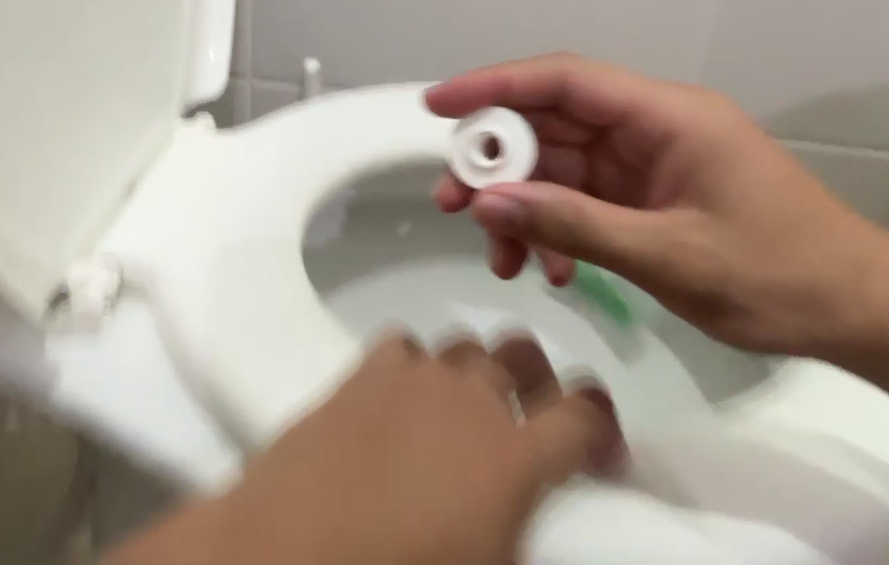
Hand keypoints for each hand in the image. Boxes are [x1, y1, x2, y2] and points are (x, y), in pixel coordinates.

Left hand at [113, 334, 622, 564]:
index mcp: (515, 456)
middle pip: (524, 355)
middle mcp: (471, 399)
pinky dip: (416, 367)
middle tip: (532, 423)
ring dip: (477, 372)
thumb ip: (520, 531)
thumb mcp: (490, 562)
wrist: (286, 553)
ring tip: (464, 412)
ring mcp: (414, 378)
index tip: (601, 455)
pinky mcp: (362, 373)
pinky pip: (405, 346)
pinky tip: (404, 400)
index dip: (602, 426)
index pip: (584, 413)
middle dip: (540, 383)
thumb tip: (522, 517)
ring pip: (466, 345)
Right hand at [427, 53, 888, 356]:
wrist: (863, 315)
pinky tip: (549, 270)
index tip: (437, 105)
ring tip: (498, 258)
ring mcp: (651, 161)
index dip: (495, 84)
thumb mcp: (670, 256)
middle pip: (553, 122)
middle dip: (498, 161)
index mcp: (667, 115)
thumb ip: (573, 225)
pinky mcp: (651, 194)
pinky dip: (556, 227)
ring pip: (561, 164)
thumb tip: (487, 204)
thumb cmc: (781, 276)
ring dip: (522, 205)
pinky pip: (584, 197)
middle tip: (451, 204)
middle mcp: (653, 126)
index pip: (565, 79)